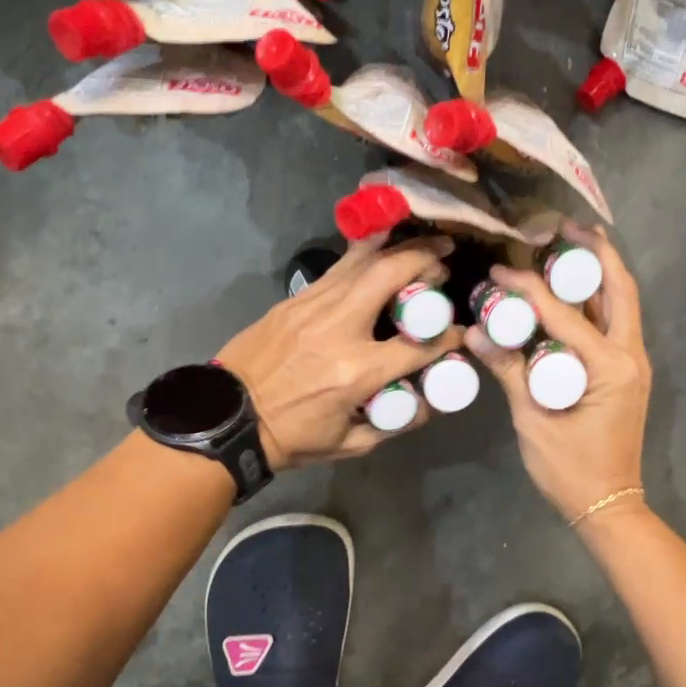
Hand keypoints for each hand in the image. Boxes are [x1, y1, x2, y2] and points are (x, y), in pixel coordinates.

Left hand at [219, 234, 462, 469]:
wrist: (226, 418)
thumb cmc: (291, 438)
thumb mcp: (350, 445)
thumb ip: (396, 422)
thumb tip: (429, 401)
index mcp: (357, 372)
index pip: (418, 345)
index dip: (448, 337)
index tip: (460, 333)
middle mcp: (340, 329)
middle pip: (392, 275)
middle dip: (426, 260)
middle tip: (446, 258)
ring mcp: (314, 307)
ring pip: (363, 260)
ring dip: (398, 247)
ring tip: (422, 241)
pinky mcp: (296, 300)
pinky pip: (338, 267)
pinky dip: (364, 252)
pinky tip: (381, 243)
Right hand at [466, 224, 650, 524]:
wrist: (607, 504)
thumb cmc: (570, 469)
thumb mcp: (533, 421)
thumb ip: (509, 371)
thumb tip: (476, 332)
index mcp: (610, 368)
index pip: (566, 314)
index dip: (529, 288)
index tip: (499, 270)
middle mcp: (631, 356)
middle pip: (620, 288)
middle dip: (595, 252)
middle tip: (564, 226)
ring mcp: (634, 364)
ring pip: (622, 303)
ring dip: (599, 272)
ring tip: (570, 244)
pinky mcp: (626, 373)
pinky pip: (614, 324)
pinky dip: (596, 302)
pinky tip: (570, 292)